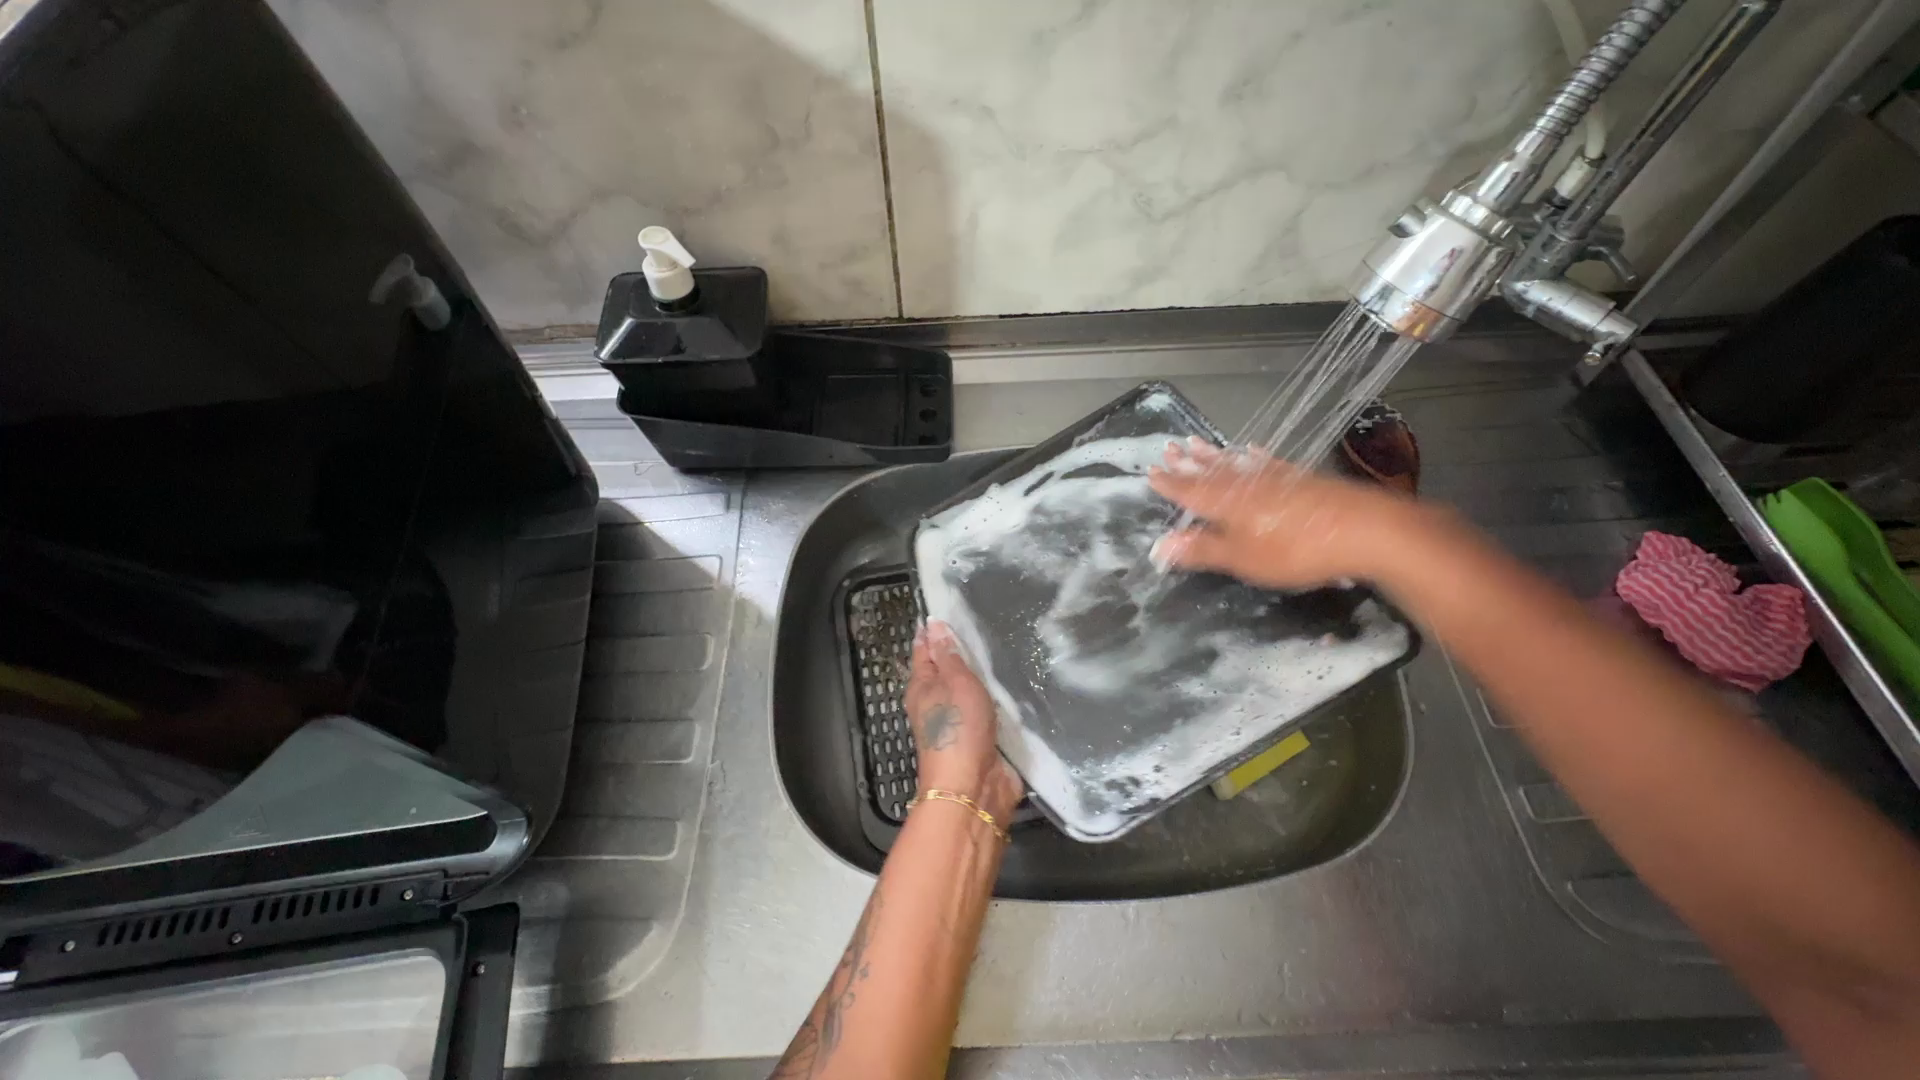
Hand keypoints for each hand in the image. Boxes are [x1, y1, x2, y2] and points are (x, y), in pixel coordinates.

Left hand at [904, 621, 1022, 823]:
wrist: (973, 787)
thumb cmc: (958, 729)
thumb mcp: (954, 682)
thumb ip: (948, 655)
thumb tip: (933, 625)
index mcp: (921, 688)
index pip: (924, 651)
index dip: (932, 632)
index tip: (942, 611)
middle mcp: (936, 704)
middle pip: (946, 671)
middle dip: (959, 652)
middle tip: (981, 624)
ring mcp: (959, 724)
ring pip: (969, 691)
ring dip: (982, 676)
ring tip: (1002, 650)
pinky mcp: (981, 739)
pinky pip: (988, 711)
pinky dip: (997, 699)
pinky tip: (1014, 686)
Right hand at [1147, 438, 1419, 589]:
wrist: (1362, 529)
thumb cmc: (1296, 550)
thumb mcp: (1243, 559)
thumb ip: (1202, 550)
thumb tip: (1160, 546)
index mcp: (1227, 503)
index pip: (1190, 490)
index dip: (1170, 483)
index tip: (1151, 472)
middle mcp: (1247, 484)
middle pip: (1211, 471)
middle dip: (1188, 462)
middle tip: (1169, 448)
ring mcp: (1275, 478)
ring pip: (1235, 464)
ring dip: (1214, 455)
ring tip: (1196, 443)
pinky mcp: (1300, 479)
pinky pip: (1267, 462)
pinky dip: (1253, 456)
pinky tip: (1249, 450)